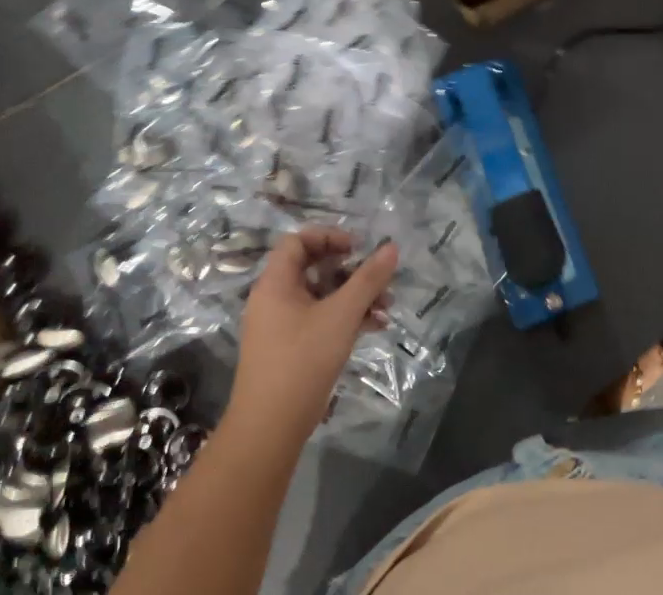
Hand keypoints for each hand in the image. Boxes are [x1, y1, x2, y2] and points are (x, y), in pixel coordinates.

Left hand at [224, 228, 398, 445]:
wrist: (271, 424)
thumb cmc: (303, 359)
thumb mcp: (342, 314)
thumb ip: (368, 279)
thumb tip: (391, 247)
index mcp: (276, 284)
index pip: (298, 241)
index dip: (329, 237)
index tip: (359, 248)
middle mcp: (275, 299)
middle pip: (314, 267)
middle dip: (352, 270)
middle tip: (380, 278)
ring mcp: (282, 324)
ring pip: (322, 295)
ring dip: (356, 295)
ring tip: (386, 306)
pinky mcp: (292, 347)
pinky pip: (321, 318)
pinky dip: (347, 317)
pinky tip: (375, 326)